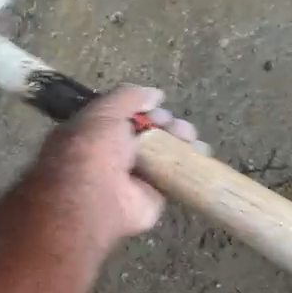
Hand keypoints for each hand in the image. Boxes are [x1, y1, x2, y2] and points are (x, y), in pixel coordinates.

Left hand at [25, 85, 197, 252]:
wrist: (95, 198)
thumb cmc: (91, 149)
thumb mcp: (102, 113)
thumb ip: (126, 98)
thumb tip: (154, 94)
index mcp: (90, 132)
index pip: (121, 115)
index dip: (142, 108)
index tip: (157, 106)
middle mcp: (109, 152)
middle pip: (146, 132)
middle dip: (165, 123)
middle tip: (176, 126)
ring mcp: (132, 174)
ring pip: (163, 151)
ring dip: (181, 140)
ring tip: (190, 137)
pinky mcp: (152, 193)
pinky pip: (174, 175)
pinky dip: (191, 163)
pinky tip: (201, 152)